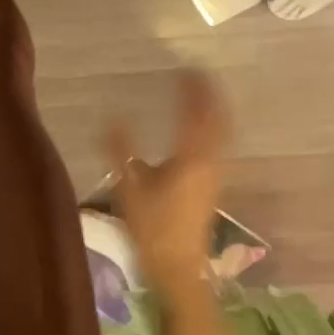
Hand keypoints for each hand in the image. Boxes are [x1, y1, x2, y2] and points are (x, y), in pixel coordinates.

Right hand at [103, 70, 227, 290]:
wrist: (177, 265)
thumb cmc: (151, 225)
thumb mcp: (128, 185)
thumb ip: (120, 149)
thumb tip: (112, 116)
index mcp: (191, 157)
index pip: (198, 114)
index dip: (195, 90)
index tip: (188, 68)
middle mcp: (210, 161)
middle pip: (218, 121)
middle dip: (209, 96)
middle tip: (198, 76)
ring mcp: (215, 175)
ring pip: (220, 134)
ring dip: (213, 112)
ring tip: (199, 96)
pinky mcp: (211, 186)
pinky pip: (217, 145)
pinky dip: (210, 128)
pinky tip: (197, 130)